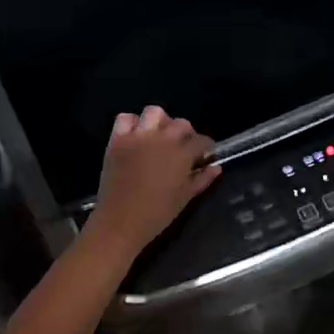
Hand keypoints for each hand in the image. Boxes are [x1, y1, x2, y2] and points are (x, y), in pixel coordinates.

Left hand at [88, 106, 219, 257]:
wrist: (121, 220)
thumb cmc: (157, 213)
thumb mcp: (185, 198)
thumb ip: (202, 179)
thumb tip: (216, 167)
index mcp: (181, 155)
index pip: (201, 141)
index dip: (206, 147)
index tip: (205, 155)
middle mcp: (162, 139)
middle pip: (181, 123)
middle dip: (187, 133)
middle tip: (184, 147)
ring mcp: (138, 137)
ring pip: (155, 112)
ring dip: (162, 121)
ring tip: (161, 136)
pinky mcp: (117, 140)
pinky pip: (125, 118)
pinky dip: (133, 123)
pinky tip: (137, 136)